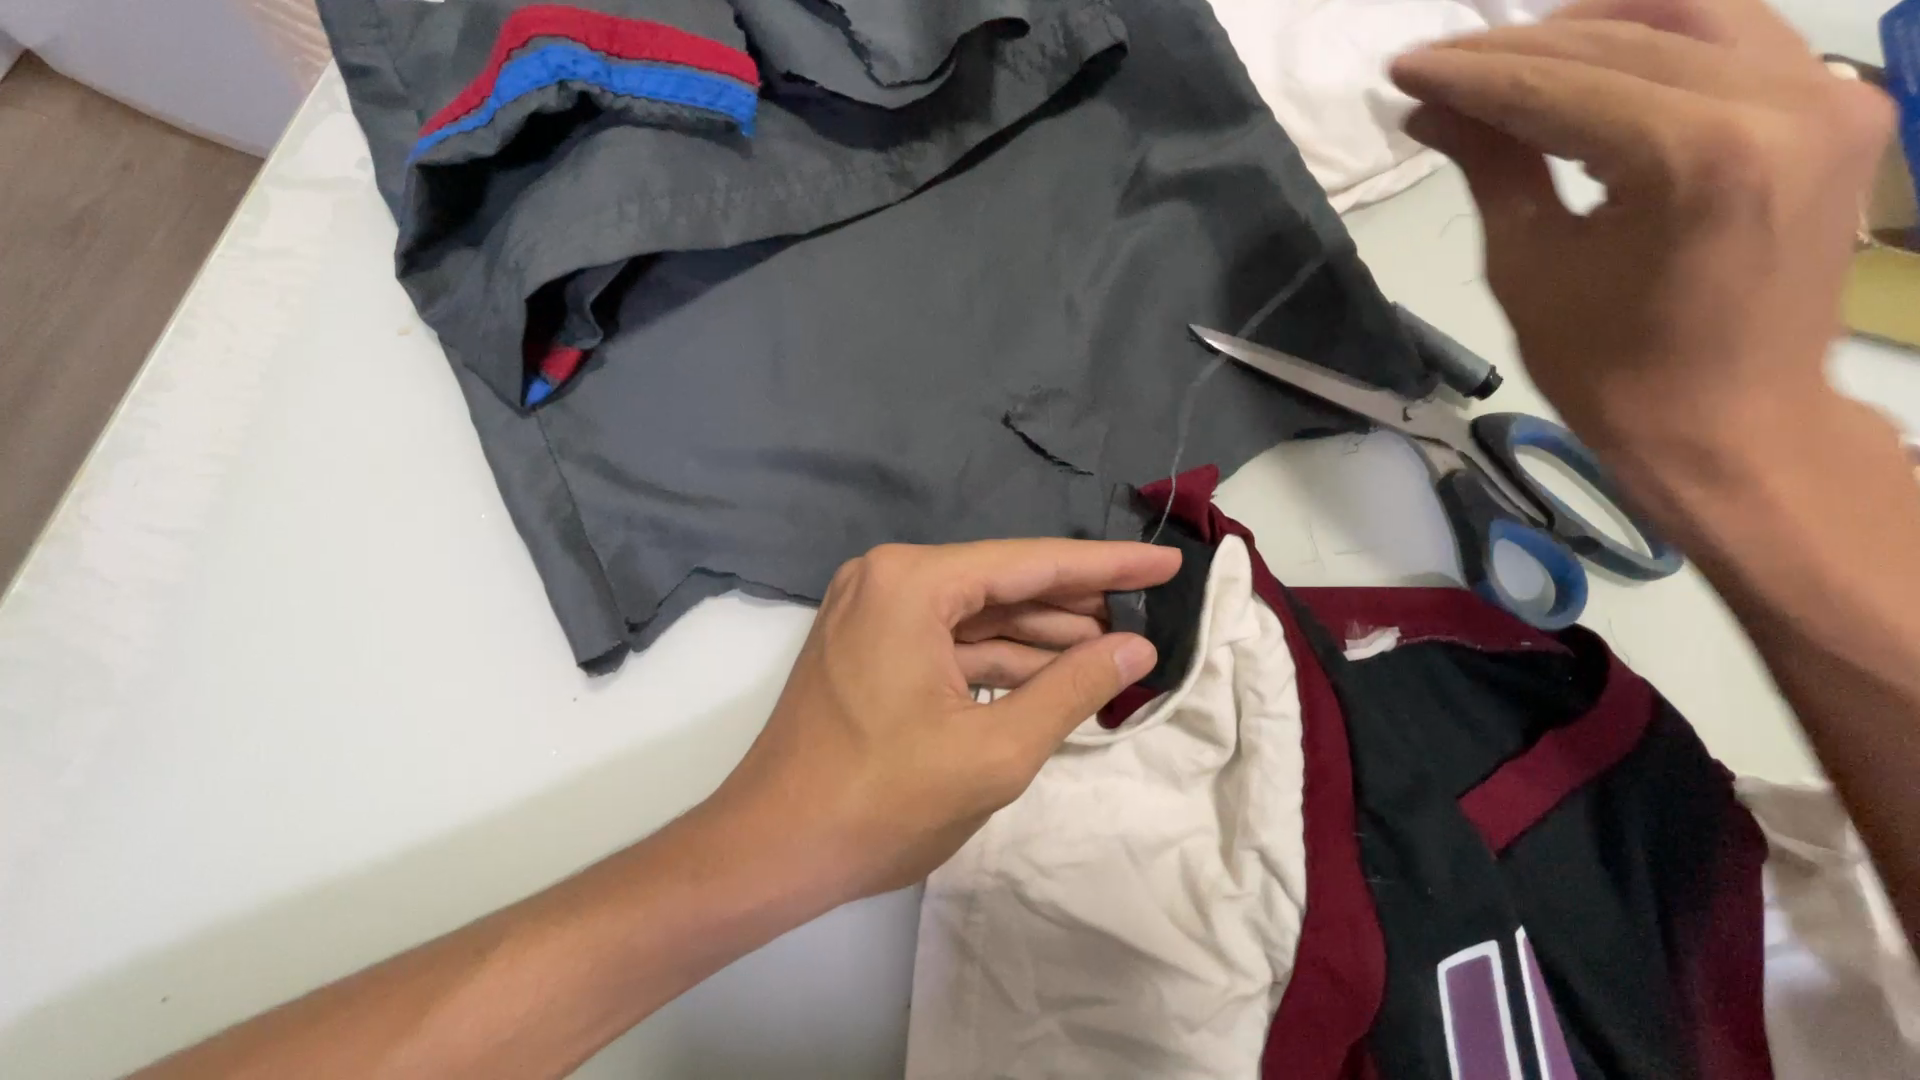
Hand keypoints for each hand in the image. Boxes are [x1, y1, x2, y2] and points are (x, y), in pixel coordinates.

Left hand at [704, 539, 1177, 904]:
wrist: (771, 852)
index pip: (1030, 564)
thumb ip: (1073, 689)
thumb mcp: (995, 750)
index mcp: (911, 582)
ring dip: (1039, 637)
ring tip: (1112, 650)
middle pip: (1002, 583)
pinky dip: (998, 660)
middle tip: (1146, 614)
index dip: (1107, 567)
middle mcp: (887, 578)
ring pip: (977, 615)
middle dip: (1074, 605)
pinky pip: (948, 641)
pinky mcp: (867, 646)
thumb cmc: (882, 802)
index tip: (1167, 564)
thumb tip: (1137, 648)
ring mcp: (871, 611)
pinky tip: (1052, 675)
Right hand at [1389, 0, 1893, 458]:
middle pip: (1623, 38)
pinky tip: (1600, 65)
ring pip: (1692, 15)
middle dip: (1518, 49)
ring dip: (1592, 28)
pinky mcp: (1846, 107)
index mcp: (1694, 158)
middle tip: (1443, 64)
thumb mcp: (1528, 267)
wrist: (1731, 423)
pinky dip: (1662, 42)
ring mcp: (1829, 96)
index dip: (1470, 74)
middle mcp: (1780, 101)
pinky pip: (1743, 40)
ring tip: (1514, 60)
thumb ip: (1491, 167)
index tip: (1405, 67)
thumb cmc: (1609, 369)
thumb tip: (1430, 108)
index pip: (1558, 86)